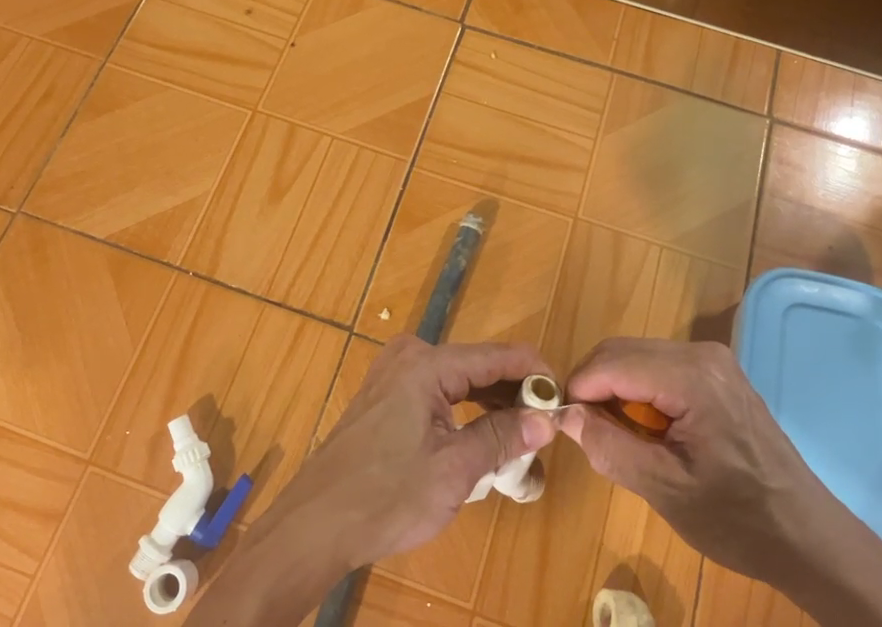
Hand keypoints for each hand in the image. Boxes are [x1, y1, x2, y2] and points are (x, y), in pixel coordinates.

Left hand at [275, 336, 556, 567]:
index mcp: (427, 365)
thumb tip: (547, 418)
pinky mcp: (384, 397)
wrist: (315, 525)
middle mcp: (409, 357)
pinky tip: (483, 435)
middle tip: (547, 427)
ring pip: (459, 380)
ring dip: (491, 404)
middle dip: (515, 393)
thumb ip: (502, 436)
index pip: (498, 356)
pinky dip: (464, 410)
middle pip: (478, 365)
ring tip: (522, 437)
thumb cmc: (386, 496)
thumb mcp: (455, 470)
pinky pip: (437, 392)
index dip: (536, 375)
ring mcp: (392, 375)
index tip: (565, 400)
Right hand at [561, 338, 824, 575]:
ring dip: (615, 389)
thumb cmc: (737, 518)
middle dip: (594, 386)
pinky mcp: (718, 375)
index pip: (610, 363)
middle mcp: (702, 354)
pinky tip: (645, 432)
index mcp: (691, 377)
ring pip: (637, 357)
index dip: (577, 389)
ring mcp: (714, 361)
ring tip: (615, 437)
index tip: (561, 424)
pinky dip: (639, 392)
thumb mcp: (664, 489)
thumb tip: (565, 415)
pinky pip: (660, 369)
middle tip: (584, 433)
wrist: (806, 536)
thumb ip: (608, 447)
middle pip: (621, 352)